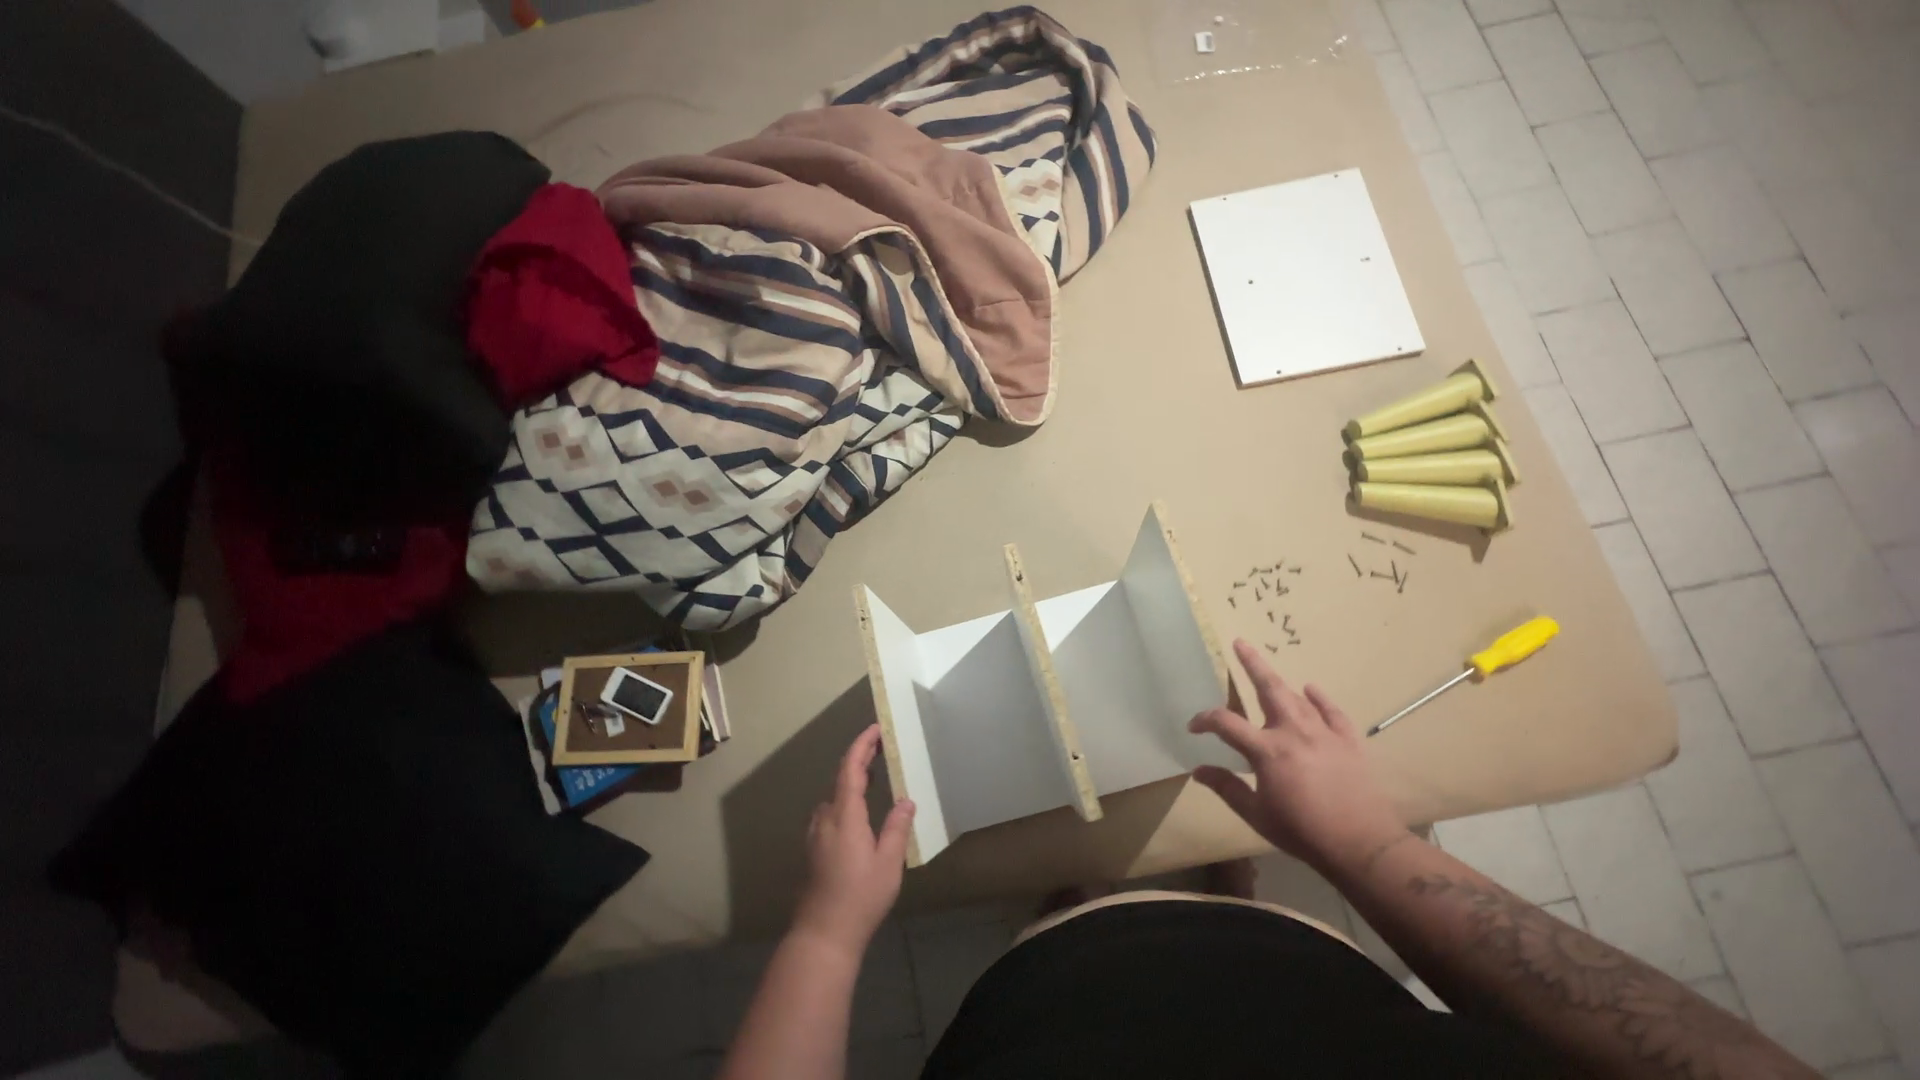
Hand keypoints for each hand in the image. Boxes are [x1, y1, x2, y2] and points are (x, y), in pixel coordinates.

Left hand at [791, 725, 915, 955]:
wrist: (823, 933)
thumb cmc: (860, 896)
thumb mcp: (888, 862)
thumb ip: (896, 828)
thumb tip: (905, 800)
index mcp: (844, 815)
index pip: (851, 768)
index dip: (862, 745)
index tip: (876, 729)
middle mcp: (825, 818)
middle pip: (841, 779)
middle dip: (860, 760)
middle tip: (882, 748)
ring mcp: (816, 834)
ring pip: (835, 798)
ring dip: (853, 782)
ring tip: (875, 777)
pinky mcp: (815, 848)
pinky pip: (831, 813)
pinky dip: (846, 801)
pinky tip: (860, 813)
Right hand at [1189, 640, 1408, 875]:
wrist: (1361, 844)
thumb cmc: (1302, 831)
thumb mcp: (1256, 815)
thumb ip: (1227, 788)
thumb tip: (1198, 771)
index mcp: (1266, 751)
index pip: (1226, 724)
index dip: (1205, 720)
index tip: (1194, 727)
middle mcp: (1293, 732)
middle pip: (1268, 688)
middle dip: (1252, 663)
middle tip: (1240, 643)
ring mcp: (1323, 733)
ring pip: (1297, 697)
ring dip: (1280, 681)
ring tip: (1267, 670)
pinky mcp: (1348, 741)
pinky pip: (1332, 711)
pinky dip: (1320, 698)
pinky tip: (1311, 690)